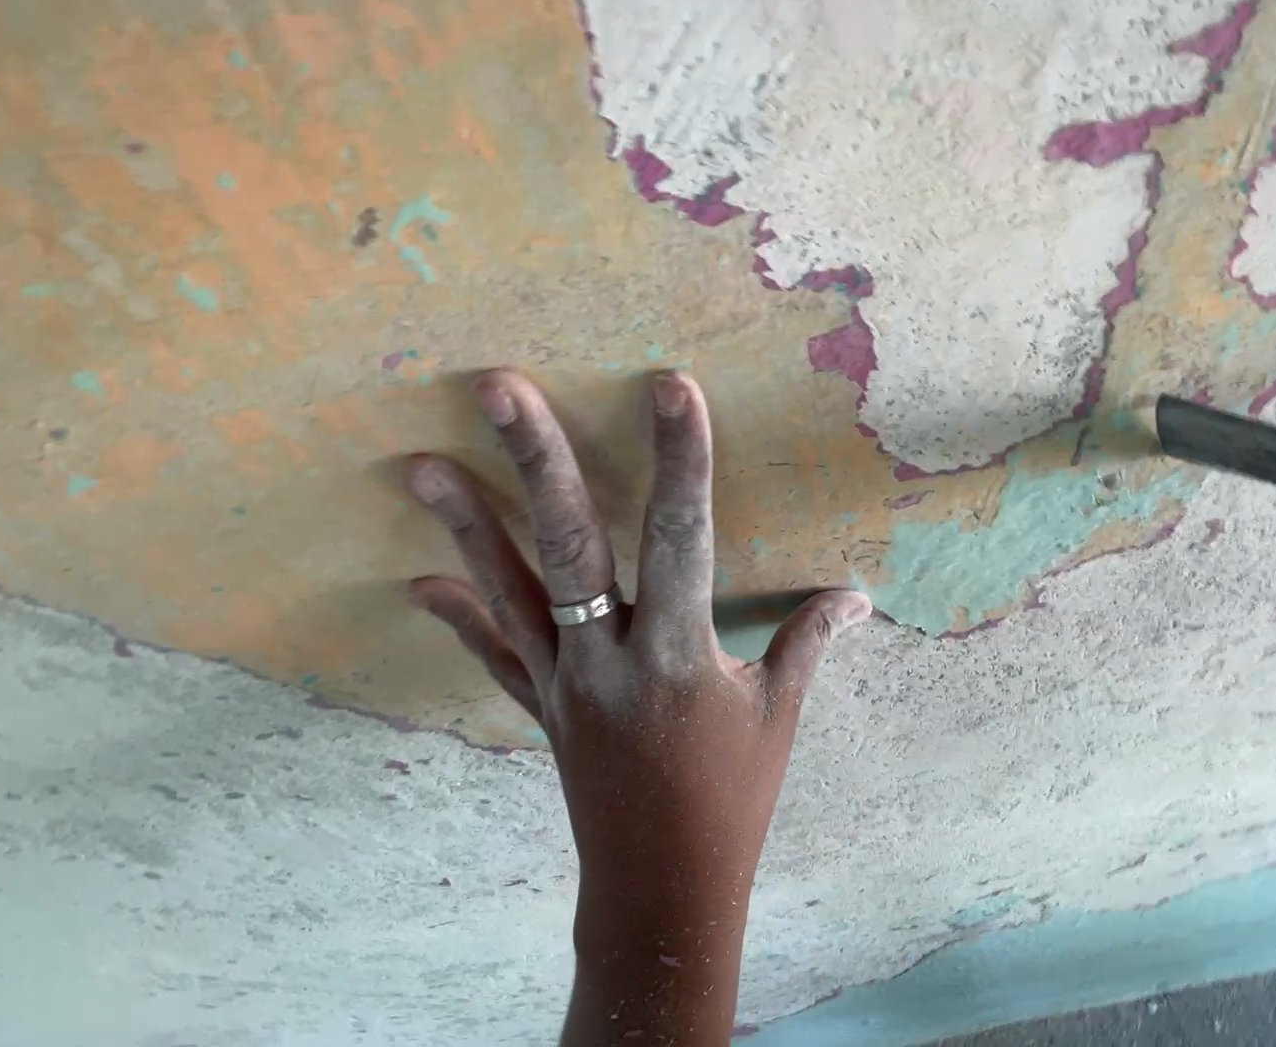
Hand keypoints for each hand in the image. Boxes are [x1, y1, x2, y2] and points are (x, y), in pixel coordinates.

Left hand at [401, 368, 871, 1045]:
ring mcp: (562, 681)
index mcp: (678, 653)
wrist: (660, 888)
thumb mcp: (778, 715)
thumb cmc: (730, 800)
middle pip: (570, 544)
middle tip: (498, 388)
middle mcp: (608, 656)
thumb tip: (855, 595)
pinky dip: (459, 613)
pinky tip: (422, 581)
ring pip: (508, 589)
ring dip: (466, 524)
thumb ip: (808, 642)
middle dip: (536, 460)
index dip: (682, 459)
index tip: (671, 389)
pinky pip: (494, 653)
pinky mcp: (540, 707)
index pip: (683, 536)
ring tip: (421, 464)